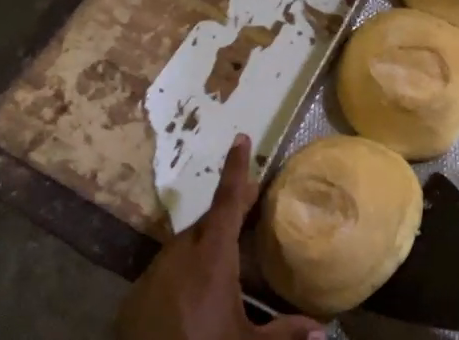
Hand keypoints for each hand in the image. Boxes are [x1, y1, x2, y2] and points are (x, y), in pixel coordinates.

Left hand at [115, 134, 324, 339]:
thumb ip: (284, 332)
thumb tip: (323, 331)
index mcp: (211, 257)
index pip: (228, 201)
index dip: (236, 168)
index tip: (241, 138)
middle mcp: (180, 255)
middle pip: (209, 223)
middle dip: (232, 213)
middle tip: (255, 207)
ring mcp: (153, 275)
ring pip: (186, 246)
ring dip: (208, 245)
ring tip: (229, 259)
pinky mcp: (135, 297)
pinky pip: (166, 271)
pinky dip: (184, 272)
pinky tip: (195, 295)